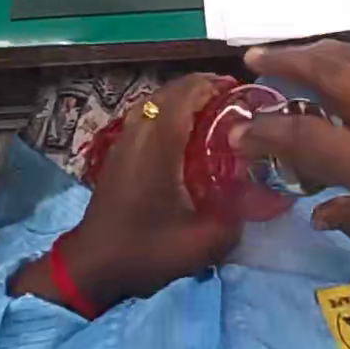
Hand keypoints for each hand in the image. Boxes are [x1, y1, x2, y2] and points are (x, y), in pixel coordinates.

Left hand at [15, 74, 242, 314]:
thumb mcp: (200, 244)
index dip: (214, 85)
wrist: (93, 263)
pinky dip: (168, 109)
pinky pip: (146, 113)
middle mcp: (140, 129)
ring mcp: (125, 136)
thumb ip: (234, 220)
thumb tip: (256, 198)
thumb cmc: (145, 249)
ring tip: (213, 110)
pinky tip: (185, 131)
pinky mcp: (119, 148)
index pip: (187, 92)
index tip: (242, 92)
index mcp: (159, 141)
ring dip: (184, 97)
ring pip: (157, 99)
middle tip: (233, 100)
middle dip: (203, 87)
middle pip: (172, 90)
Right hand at [234, 41, 349, 313]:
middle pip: (322, 74)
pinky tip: (336, 62)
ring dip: (310, 50)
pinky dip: (346, 56)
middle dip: (280, 62)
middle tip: (251, 61)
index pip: (301, 138)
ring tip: (285, 51)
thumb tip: (321, 211)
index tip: (237, 136)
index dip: (262, 134)